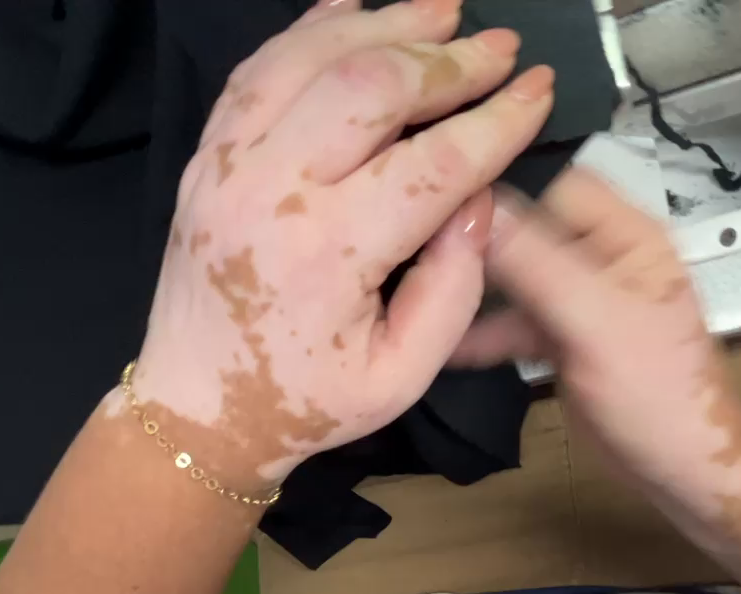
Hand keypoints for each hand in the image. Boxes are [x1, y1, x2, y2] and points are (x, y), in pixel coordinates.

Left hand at [131, 0, 555, 494]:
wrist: (203, 407)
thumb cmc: (309, 402)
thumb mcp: (402, 376)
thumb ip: (452, 291)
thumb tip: (479, 201)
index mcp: (329, 254)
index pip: (433, 164)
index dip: (496, 122)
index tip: (537, 93)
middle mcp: (271, 191)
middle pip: (372, 88)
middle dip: (450, 61)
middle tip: (501, 51)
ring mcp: (227, 164)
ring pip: (314, 57)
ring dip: (387, 24)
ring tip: (445, 11)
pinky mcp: (207, 157)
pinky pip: (259, 67)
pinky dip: (313, 29)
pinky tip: (357, 9)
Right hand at [454, 169, 740, 516]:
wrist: (675, 466)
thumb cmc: (659, 395)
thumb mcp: (597, 322)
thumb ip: (538, 265)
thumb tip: (481, 212)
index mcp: (627, 236)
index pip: (558, 184)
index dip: (509, 190)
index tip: (453, 208)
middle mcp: (602, 259)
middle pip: (529, 230)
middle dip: (483, 242)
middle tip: (426, 250)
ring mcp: (580, 300)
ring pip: (516, 279)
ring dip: (477, 292)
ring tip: (428, 298)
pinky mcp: (563, 339)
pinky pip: (516, 324)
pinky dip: (485, 334)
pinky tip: (448, 343)